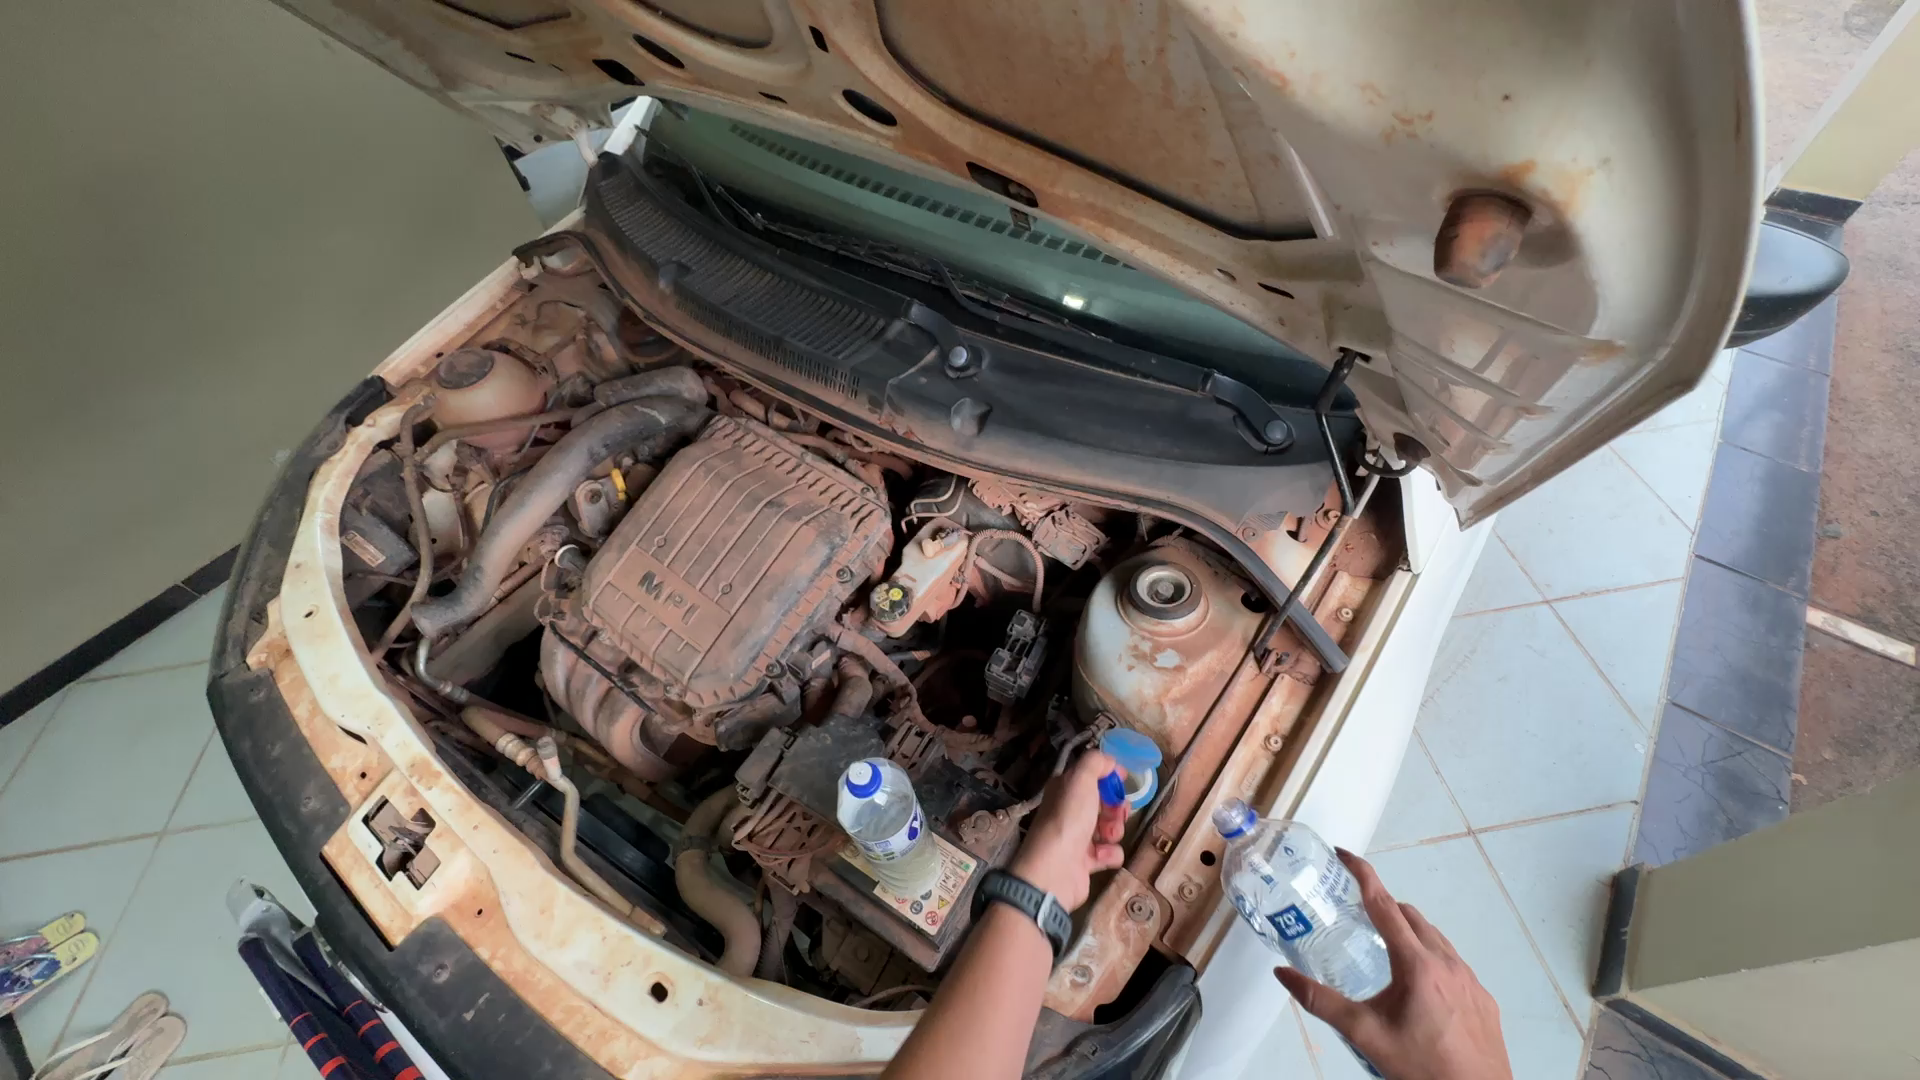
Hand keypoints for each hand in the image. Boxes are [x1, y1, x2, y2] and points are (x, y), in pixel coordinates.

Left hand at [1007, 750, 1125, 910]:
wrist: (1055, 868)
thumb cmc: (1068, 818)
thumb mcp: (1080, 779)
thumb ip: (1096, 762)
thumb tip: (1110, 762)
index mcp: (1064, 788)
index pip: (1091, 776)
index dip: (1109, 777)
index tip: (1122, 780)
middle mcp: (1069, 810)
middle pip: (1104, 802)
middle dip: (1116, 806)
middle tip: (1116, 813)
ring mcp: (1077, 836)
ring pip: (1109, 827)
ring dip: (1115, 830)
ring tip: (1107, 836)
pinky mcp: (1085, 861)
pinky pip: (1108, 853)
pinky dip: (1110, 854)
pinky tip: (1102, 856)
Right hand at [1274, 850, 1511, 1079]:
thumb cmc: (1421, 1067)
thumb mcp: (1364, 1034)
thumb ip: (1320, 1001)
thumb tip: (1281, 974)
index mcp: (1416, 963)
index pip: (1383, 903)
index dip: (1362, 874)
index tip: (1343, 854)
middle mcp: (1446, 963)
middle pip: (1409, 915)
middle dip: (1382, 905)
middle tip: (1355, 914)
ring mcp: (1471, 981)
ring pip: (1434, 937)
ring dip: (1408, 930)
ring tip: (1384, 950)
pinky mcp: (1484, 1000)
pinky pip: (1453, 962)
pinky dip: (1430, 956)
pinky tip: (1418, 986)